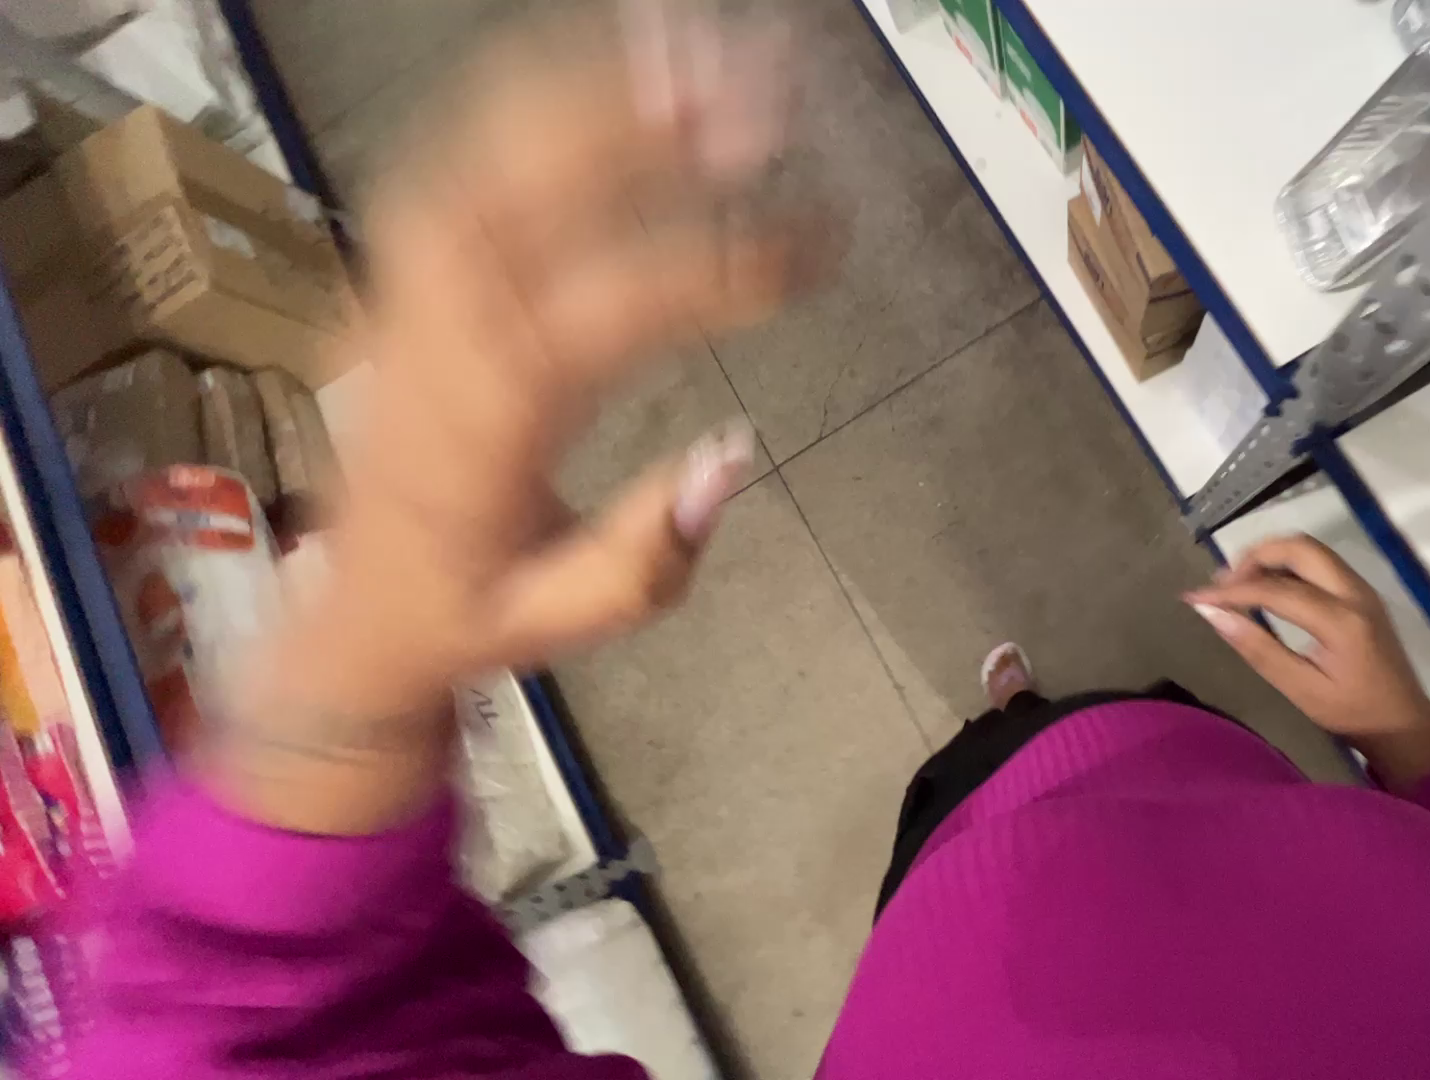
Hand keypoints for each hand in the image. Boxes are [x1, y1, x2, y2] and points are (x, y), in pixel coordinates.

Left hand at [214, 10, 819, 831]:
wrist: (355, 610)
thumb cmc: (476, 614)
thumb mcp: (574, 613)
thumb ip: (653, 548)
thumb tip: (738, 448)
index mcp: (476, 436)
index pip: (592, 324)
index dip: (702, 276)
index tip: (807, 255)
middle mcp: (426, 344)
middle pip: (512, 201)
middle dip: (636, 133)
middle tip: (751, 98)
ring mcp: (400, 298)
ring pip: (473, 158)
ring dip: (587, 92)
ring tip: (697, 55)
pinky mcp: (403, 280)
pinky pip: (459, 164)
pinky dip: (535, 104)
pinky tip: (613, 82)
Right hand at [1184, 535, 1429, 789]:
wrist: (1405, 725)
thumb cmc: (1351, 713)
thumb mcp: (1299, 689)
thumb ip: (1256, 648)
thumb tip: (1212, 614)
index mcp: (1341, 621)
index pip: (1274, 589)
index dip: (1230, 591)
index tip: (1195, 597)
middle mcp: (1354, 593)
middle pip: (1298, 548)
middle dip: (1254, 556)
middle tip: (1223, 583)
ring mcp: (1361, 589)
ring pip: (1309, 549)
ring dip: (1270, 557)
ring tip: (1239, 583)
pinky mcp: (1360, 593)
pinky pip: (1318, 561)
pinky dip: (1286, 564)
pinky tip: (1266, 587)